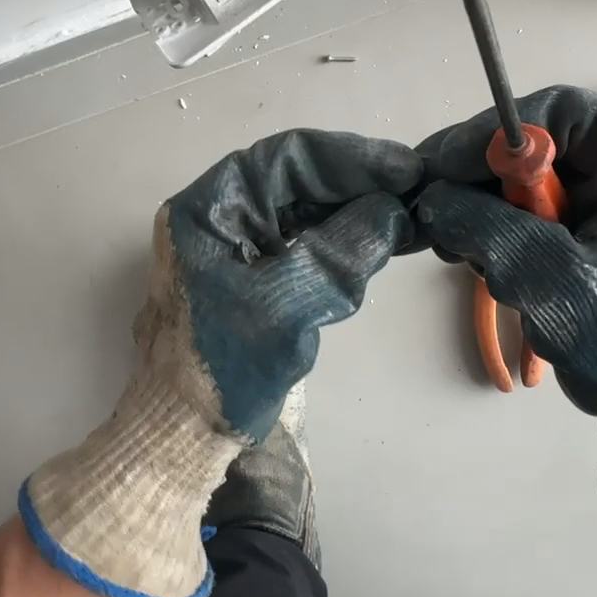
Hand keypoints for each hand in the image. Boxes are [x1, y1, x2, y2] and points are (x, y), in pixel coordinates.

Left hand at [21, 130, 418, 596]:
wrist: (180, 437)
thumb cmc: (220, 371)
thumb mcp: (285, 309)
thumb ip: (340, 255)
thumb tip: (392, 212)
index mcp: (209, 208)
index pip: (286, 159)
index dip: (350, 158)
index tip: (404, 170)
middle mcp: (220, 213)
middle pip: (297, 179)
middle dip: (357, 184)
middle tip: (415, 191)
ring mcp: (235, 242)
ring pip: (303, 209)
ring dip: (353, 211)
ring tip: (406, 216)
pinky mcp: (252, 271)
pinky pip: (302, 240)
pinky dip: (340, 241)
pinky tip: (377, 244)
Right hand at [415, 86, 596, 532]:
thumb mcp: (556, 285)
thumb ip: (490, 231)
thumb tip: (430, 198)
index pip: (564, 114)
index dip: (499, 130)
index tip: (447, 164)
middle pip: (535, 145)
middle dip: (479, 173)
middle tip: (432, 202)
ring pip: (521, 180)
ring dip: (480, 205)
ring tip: (451, 240)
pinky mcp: (580, 232)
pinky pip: (524, 211)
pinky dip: (491, 227)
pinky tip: (471, 252)